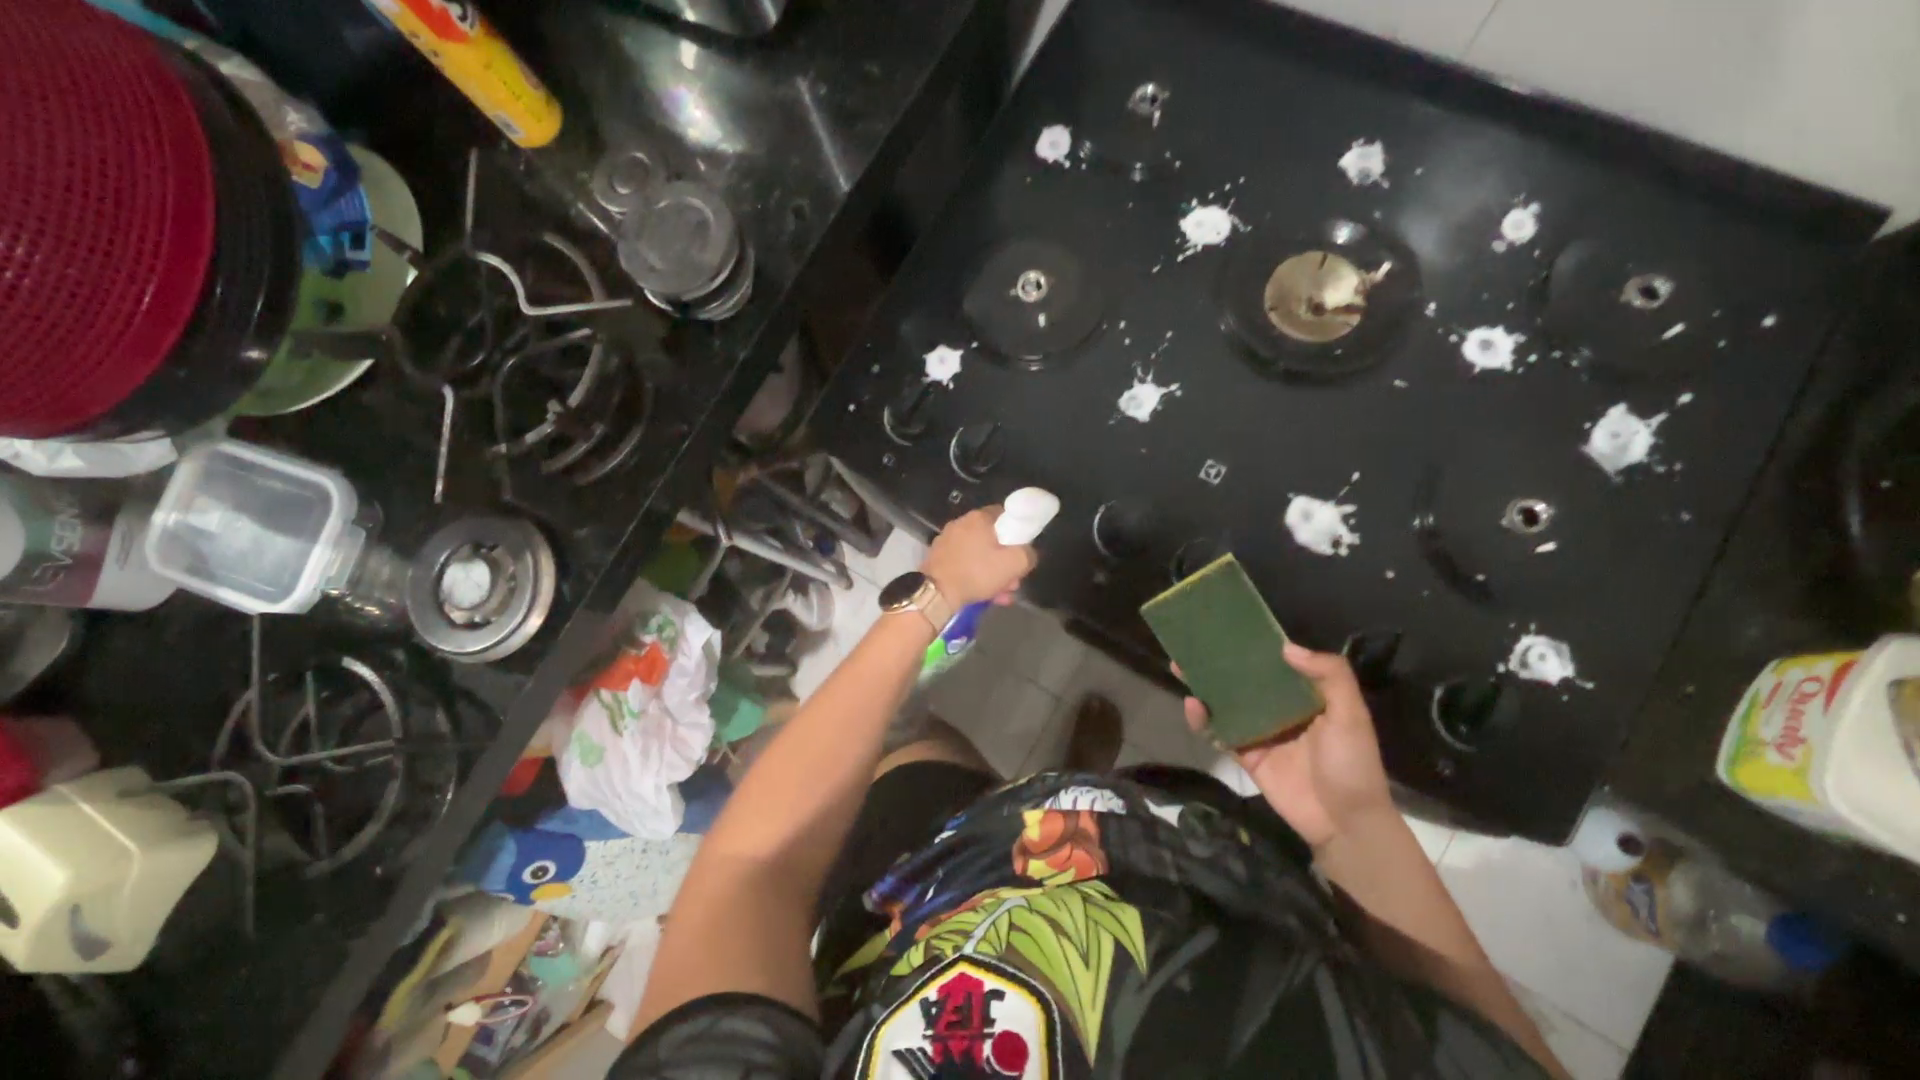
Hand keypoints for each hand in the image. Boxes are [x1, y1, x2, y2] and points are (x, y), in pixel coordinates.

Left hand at [921, 505, 1036, 606]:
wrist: (936, 593)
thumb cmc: (977, 573)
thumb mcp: (1015, 564)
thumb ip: (1029, 554)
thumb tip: (1028, 553)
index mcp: (979, 517)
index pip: (1006, 515)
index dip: (1019, 532)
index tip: (1023, 549)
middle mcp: (961, 524)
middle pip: (993, 539)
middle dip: (1006, 561)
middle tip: (1014, 580)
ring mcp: (947, 541)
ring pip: (980, 555)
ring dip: (994, 573)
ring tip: (1003, 594)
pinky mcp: (939, 558)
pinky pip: (966, 564)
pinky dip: (977, 577)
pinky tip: (986, 596)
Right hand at [1179, 642, 1394, 850]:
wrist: (1345, 822)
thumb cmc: (1352, 763)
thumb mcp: (1351, 714)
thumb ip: (1330, 676)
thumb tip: (1286, 647)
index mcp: (1309, 696)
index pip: (1279, 664)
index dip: (1256, 646)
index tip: (1231, 626)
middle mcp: (1283, 710)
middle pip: (1246, 681)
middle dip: (1222, 663)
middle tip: (1193, 642)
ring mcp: (1262, 733)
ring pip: (1228, 703)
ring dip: (1205, 686)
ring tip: (1180, 665)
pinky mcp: (1247, 757)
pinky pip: (1221, 734)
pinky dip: (1204, 721)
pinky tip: (1192, 705)